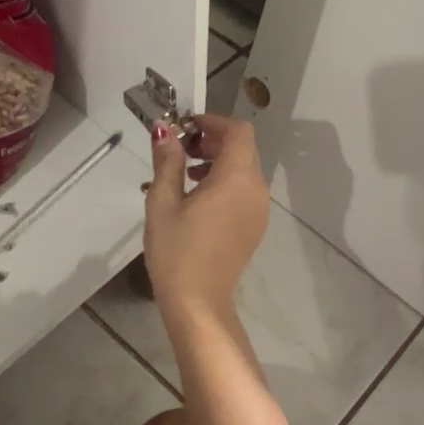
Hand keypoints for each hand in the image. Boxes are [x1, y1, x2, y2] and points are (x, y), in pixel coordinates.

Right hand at [145, 114, 269, 322]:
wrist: (198, 302)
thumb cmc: (176, 251)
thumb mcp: (163, 202)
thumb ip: (167, 161)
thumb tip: (164, 130)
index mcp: (237, 178)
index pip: (238, 131)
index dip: (213, 121)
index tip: (186, 127)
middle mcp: (256, 190)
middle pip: (244, 149)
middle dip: (214, 140)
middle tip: (182, 148)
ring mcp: (260, 210)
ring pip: (246, 170)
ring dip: (219, 161)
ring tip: (185, 173)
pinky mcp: (255, 227)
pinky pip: (245, 191)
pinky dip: (226, 182)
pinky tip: (198, 198)